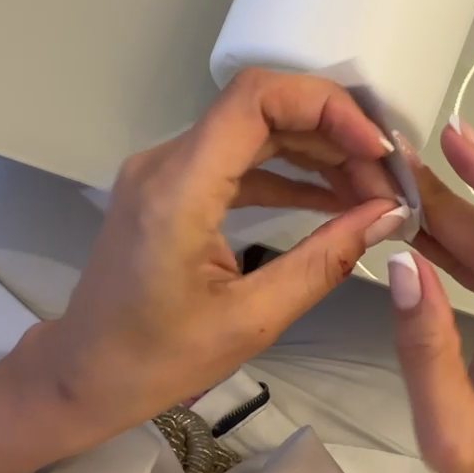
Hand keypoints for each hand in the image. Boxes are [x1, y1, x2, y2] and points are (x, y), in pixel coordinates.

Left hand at [0, 69, 409, 472]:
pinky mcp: (173, 188)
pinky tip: (333, 199)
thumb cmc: (156, 360)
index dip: (327, 108)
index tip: (376, 150)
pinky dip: (289, 173)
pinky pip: (240, 160)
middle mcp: (166, 162)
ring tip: (372, 189)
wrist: (85, 374)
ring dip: (317, 152)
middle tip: (388, 179)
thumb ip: (323, 260)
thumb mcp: (251, 320)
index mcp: (177, 189)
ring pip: (256, 130)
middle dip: (334, 133)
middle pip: (262, 106)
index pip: (255, 99)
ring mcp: (166, 171)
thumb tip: (388, 215)